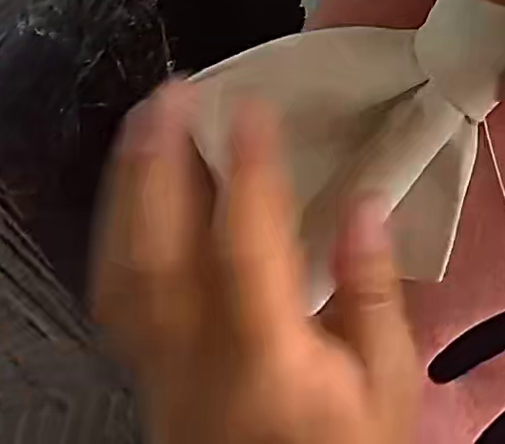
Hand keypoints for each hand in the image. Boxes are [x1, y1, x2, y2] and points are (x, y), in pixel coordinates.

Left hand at [91, 82, 418, 443]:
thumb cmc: (342, 443)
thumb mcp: (385, 380)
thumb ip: (372, 291)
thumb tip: (366, 205)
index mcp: (264, 360)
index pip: (245, 250)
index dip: (247, 171)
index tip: (250, 105)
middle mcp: (195, 360)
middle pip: (155, 256)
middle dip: (157, 163)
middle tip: (170, 94)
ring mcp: (157, 367)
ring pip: (122, 270)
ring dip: (127, 185)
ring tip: (142, 122)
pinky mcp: (145, 369)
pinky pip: (118, 289)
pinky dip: (118, 223)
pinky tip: (132, 185)